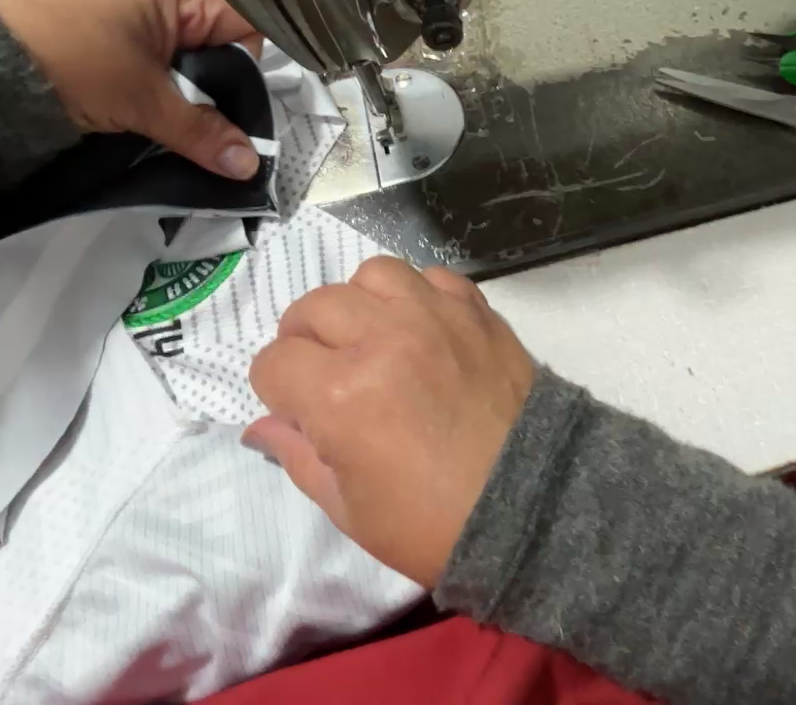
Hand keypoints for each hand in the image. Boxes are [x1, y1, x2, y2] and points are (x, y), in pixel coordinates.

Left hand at [0, 0, 263, 179]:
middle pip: (214, 51)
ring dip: (187, 103)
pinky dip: (160, 103)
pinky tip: (160, 127)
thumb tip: (251, 165)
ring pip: (182, 69)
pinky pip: (152, 76)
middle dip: (220, 94)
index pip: (242, 27)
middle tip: (225, 134)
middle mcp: (153, 3)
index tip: (247, 110)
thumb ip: (202, 132)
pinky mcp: (100, 50)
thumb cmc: (69, 61)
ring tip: (192, 137)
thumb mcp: (143, 100)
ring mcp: (125, 26)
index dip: (253, 68)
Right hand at [243, 257, 536, 586]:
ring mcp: (435, 316)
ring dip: (360, 302)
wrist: (532, 501)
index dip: (276, 388)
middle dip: (305, 338)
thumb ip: (298, 455)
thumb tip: (263, 425)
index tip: (298, 407)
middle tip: (325, 370)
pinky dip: (416, 294)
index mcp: (343, 394)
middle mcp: (385, 338)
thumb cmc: (433, 521)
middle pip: (316, 306)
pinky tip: (421, 328)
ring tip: (372, 337)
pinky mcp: (476, 309)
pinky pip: (432, 277)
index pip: (275, 362)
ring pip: (374, 274)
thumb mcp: (349, 509)